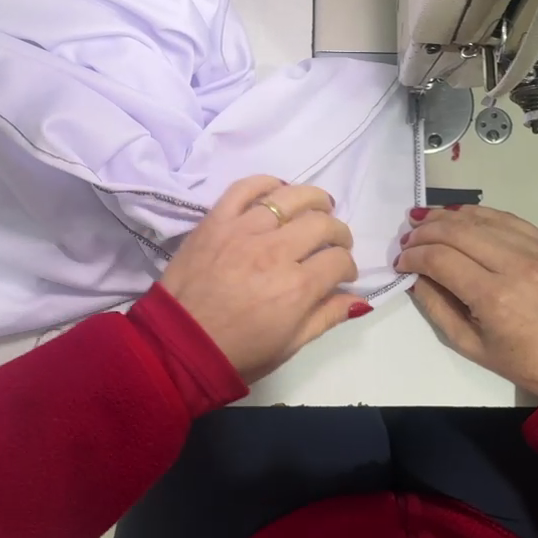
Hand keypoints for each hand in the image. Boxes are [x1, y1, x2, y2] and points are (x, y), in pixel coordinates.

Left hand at [159, 176, 367, 381]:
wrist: (177, 347)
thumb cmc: (238, 353)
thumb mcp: (290, 345)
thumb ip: (326, 317)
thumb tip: (360, 300)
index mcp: (298, 287)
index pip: (339, 260)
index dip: (348, 267)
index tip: (343, 274)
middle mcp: (275, 251)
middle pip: (322, 223)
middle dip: (338, 233)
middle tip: (334, 242)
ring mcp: (243, 231)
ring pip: (290, 198)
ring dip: (313, 200)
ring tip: (318, 207)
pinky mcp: (215, 221)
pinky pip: (245, 188)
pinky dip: (266, 184)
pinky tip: (277, 191)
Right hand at [396, 206, 537, 396]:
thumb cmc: (520, 360)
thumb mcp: (468, 343)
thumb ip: (436, 305)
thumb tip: (415, 274)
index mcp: (495, 298)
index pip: (441, 259)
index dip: (414, 256)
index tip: (401, 261)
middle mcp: (518, 266)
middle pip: (458, 232)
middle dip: (426, 231)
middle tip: (408, 238)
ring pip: (482, 219)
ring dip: (448, 217)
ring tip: (426, 220)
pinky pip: (509, 219)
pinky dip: (480, 216)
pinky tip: (460, 217)